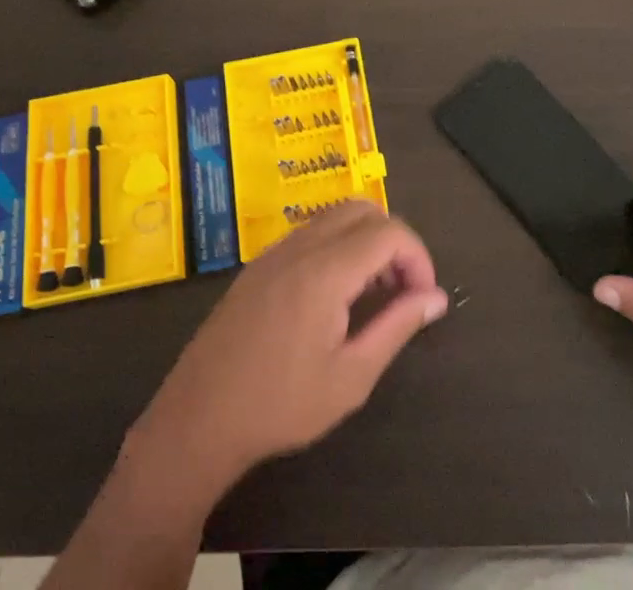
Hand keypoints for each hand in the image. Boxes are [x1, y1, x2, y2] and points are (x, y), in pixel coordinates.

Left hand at [128, 201, 448, 488]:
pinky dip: (336, 247)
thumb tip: (436, 297)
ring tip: (373, 294)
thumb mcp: (351, 375)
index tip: (424, 299)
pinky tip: (335, 296)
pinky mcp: (255, 269)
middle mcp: (298, 249)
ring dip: (365, 241)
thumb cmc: (280, 406)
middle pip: (362, 210)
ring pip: (333, 217)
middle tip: (402, 290)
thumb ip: (397, 326)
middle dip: (394, 241)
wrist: (196, 421)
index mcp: (324, 272)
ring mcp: (271, 256)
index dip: (419, 258)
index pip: (389, 232)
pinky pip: (308, 235)